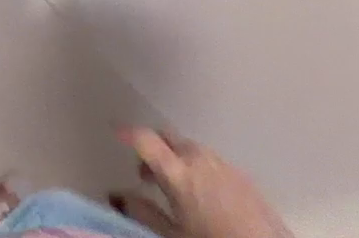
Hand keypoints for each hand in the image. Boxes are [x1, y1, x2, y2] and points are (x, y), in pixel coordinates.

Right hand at [112, 128, 290, 237]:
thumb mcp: (171, 237)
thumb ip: (142, 213)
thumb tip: (119, 195)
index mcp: (178, 172)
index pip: (145, 139)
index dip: (127, 133)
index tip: (115, 132)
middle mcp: (200, 159)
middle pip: (168, 137)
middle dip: (153, 148)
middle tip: (145, 174)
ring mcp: (224, 165)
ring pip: (191, 149)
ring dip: (176, 158)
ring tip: (175, 189)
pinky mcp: (243, 177)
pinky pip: (211, 161)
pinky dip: (198, 168)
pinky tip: (203, 196)